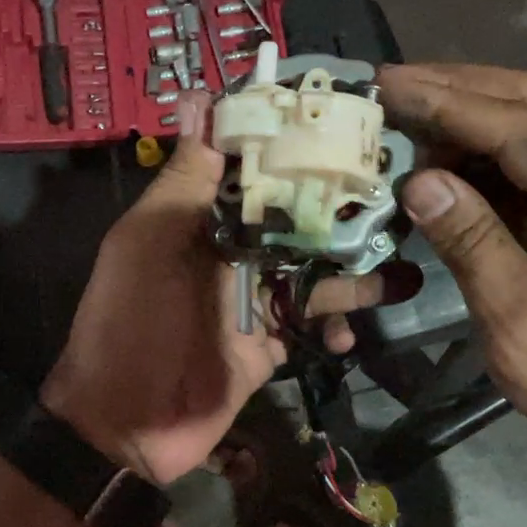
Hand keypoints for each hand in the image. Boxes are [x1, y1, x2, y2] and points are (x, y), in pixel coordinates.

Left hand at [42, 95, 389, 483]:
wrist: (125, 427)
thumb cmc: (130, 326)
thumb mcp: (145, 247)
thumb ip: (181, 183)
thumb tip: (199, 99)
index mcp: (199, 222)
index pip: (254, 171)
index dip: (295, 147)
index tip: (348, 123)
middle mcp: (230, 253)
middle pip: (294, 220)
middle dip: (341, 209)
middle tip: (400, 195)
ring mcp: (252, 301)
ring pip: (313, 270)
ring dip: (353, 268)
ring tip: (401, 263)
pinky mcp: (269, 346)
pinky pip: (311, 324)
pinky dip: (336, 324)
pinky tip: (350, 328)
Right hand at [378, 64, 526, 465]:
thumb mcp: (523, 324)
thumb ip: (473, 244)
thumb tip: (418, 179)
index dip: (453, 104)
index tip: (388, 85)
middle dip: (461, 88)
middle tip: (390, 85)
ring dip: (470, 114)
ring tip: (404, 117)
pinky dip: (481, 153)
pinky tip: (440, 159)